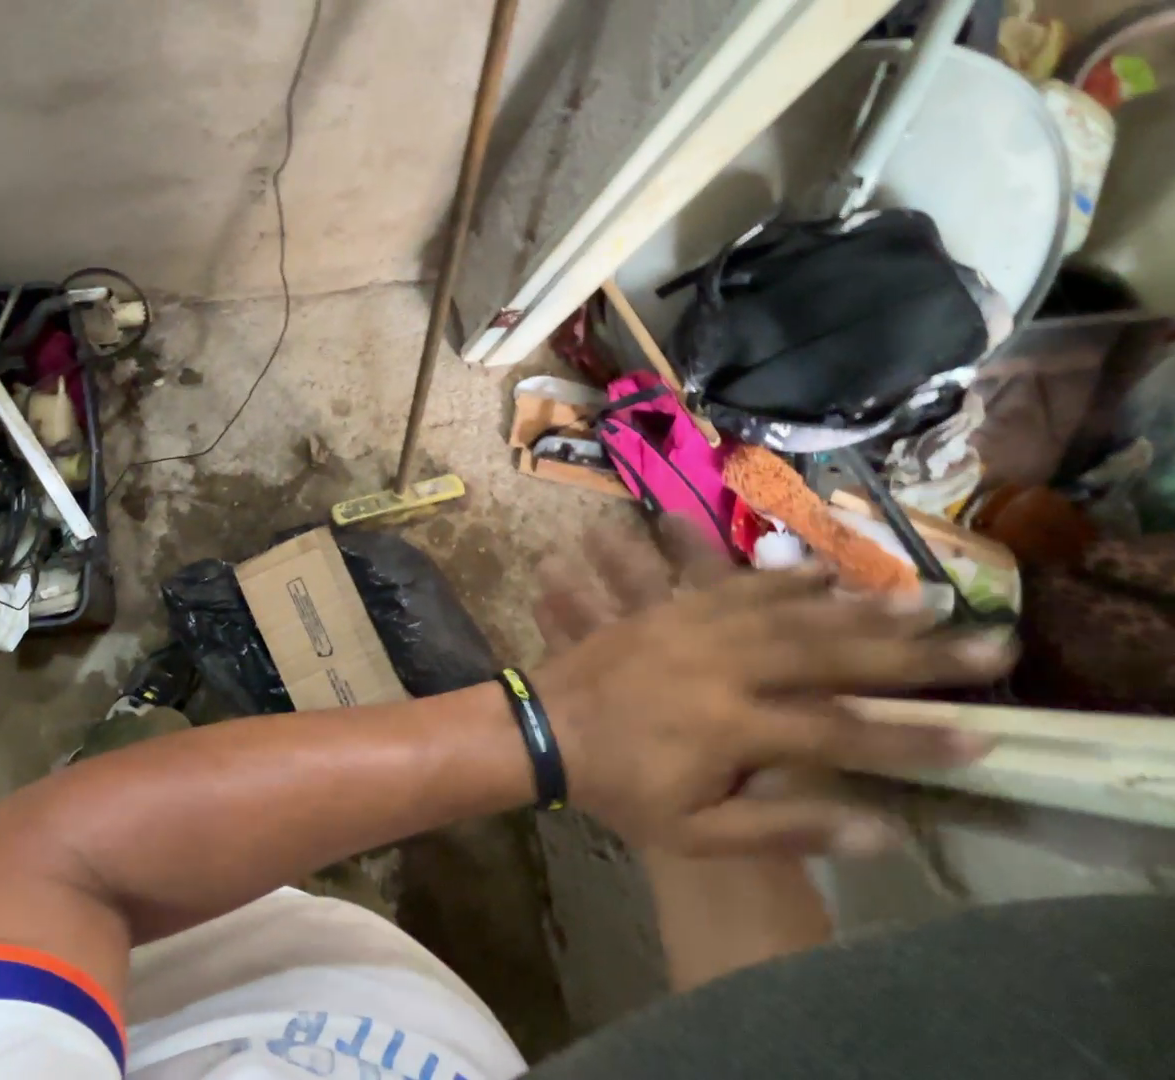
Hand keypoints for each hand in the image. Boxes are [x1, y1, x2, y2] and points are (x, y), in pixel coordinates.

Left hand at [530, 525, 1013, 856]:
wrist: (541, 732)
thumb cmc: (616, 788)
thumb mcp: (691, 833)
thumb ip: (782, 830)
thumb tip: (880, 828)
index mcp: (732, 727)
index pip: (842, 732)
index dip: (914, 737)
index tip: (983, 735)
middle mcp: (720, 668)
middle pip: (828, 654)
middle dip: (910, 651)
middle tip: (980, 639)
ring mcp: (689, 630)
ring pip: (786, 611)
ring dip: (853, 605)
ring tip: (915, 598)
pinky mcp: (664, 611)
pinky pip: (727, 586)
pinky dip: (776, 578)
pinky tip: (815, 569)